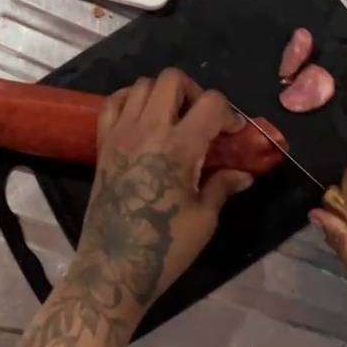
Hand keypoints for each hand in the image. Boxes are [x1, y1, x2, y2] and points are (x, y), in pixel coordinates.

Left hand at [72, 69, 253, 314]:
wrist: (114, 267)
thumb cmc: (165, 247)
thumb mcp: (205, 218)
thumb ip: (222, 186)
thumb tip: (244, 174)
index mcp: (179, 146)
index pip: (211, 102)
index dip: (228, 113)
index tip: (231, 134)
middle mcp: (147, 129)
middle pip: (172, 79)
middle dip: (194, 92)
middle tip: (200, 119)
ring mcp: (120, 133)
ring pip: (142, 84)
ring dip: (163, 94)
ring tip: (172, 120)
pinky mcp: (102, 143)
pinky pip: (112, 102)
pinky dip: (129, 100)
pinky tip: (141, 120)